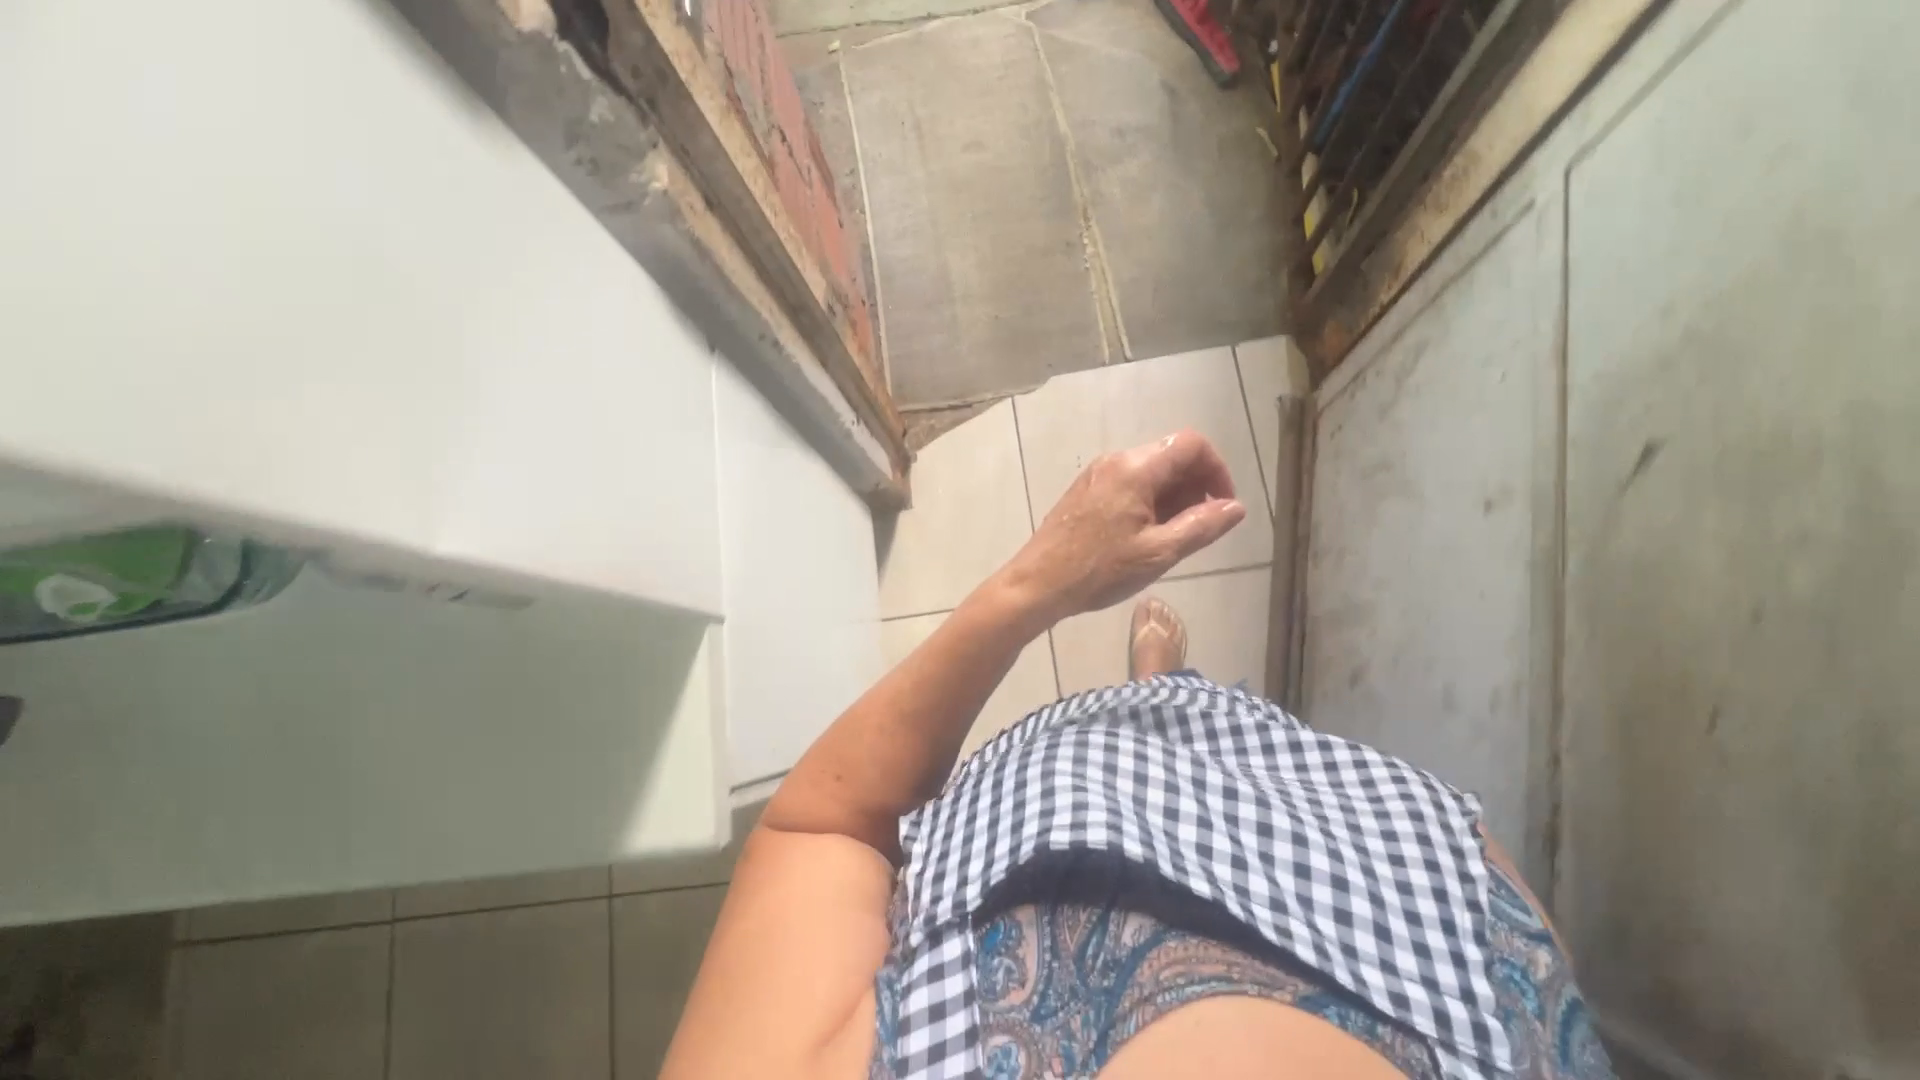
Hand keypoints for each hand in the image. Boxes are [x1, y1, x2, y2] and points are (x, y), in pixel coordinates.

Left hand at [990, 430, 1246, 625]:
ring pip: (1150, 472)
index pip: (1192, 444)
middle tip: (1199, 528)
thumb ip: (1202, 526)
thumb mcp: (1159, 552)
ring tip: (1173, 538)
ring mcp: (1097, 475)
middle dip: (1196, 486)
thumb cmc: (1100, 570)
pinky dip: (1149, 502)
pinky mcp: (1086, 492)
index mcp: (1135, 468)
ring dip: (1173, 497)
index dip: (1217, 470)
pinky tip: (1145, 537)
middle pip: (1171, 456)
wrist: (1037, 584)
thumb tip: (1236, 508)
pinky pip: (1129, 485)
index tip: (1223, 506)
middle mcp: (1116, 461)